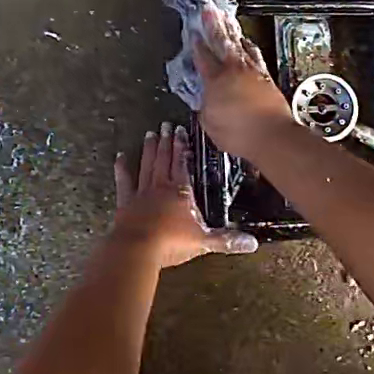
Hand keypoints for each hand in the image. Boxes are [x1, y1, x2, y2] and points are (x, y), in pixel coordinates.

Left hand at [112, 122, 258, 268]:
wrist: (136, 249)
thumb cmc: (170, 243)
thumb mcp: (203, 242)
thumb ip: (226, 240)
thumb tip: (253, 244)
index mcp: (180, 192)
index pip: (182, 164)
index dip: (182, 147)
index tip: (181, 130)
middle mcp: (160, 187)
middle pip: (164, 159)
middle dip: (166, 142)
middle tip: (165, 124)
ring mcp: (141, 193)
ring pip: (146, 165)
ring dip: (149, 149)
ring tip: (150, 134)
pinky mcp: (125, 203)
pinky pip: (124, 182)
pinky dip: (122, 169)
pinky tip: (120, 157)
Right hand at [189, 6, 296, 159]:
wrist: (272, 136)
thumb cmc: (240, 133)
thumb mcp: (210, 123)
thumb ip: (205, 107)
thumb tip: (205, 101)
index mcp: (215, 80)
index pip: (203, 57)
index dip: (197, 44)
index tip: (193, 33)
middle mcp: (234, 70)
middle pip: (222, 42)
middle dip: (214, 25)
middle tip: (209, 11)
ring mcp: (253, 72)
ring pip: (240, 45)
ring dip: (233, 32)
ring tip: (228, 21)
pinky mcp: (267, 78)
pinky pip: (256, 55)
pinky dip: (250, 47)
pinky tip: (249, 44)